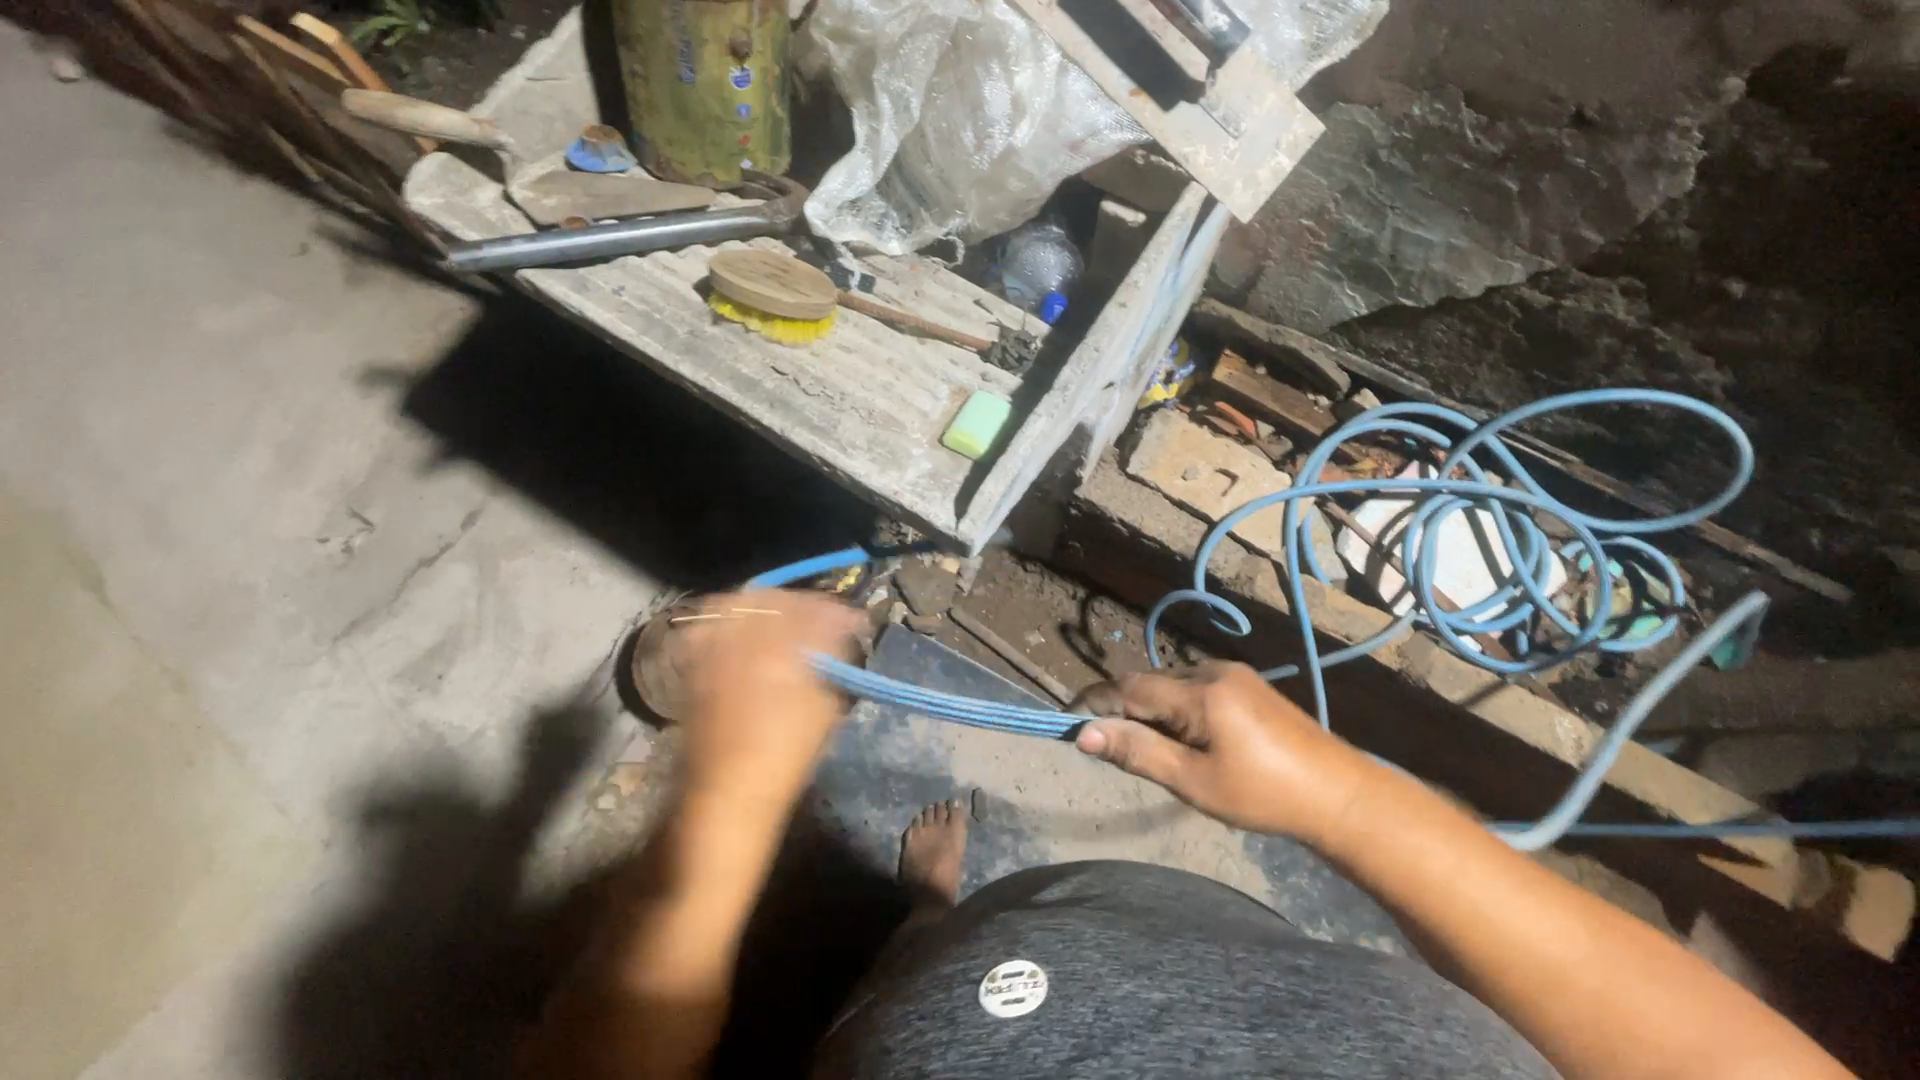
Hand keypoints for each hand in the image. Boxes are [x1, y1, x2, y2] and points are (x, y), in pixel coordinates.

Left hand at [674, 589, 864, 811]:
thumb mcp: (824, 711)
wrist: (728, 793)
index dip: (836, 611)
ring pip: (739, 606)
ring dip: (765, 607)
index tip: (851, 620)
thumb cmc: (785, 758)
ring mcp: (713, 650)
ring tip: (781, 621)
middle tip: (819, 618)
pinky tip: (742, 636)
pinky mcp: (694, 665)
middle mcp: (742, 640)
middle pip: (774, 600)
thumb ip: (832, 666)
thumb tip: (839, 640)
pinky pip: (709, 626)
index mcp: (781, 649)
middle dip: (800, 603)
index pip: (814, 610)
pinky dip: (730, 622)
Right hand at [1073, 662, 1374, 843]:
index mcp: (1201, 692)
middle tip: (1115, 751)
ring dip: (1151, 711)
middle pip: (1149, 683)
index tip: (1067, 722)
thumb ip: (1138, 752)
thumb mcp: (1194, 781)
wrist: (1339, 795)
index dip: (1094, 703)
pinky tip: (1187, 740)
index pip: (1129, 688)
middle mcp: (1214, 670)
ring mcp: (1235, 674)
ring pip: (1171, 685)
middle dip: (1124, 711)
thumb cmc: (1263, 795)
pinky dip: (1176, 708)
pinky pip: (1194, 688)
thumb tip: (1085, 734)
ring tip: (1156, 752)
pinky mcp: (1248, 685)